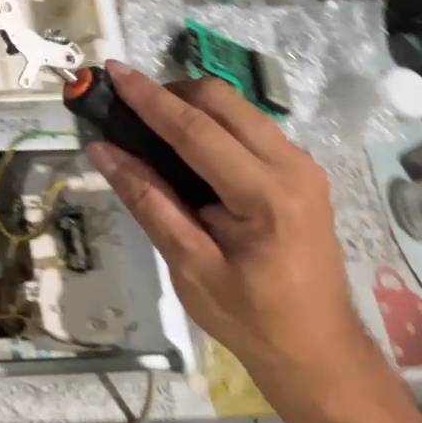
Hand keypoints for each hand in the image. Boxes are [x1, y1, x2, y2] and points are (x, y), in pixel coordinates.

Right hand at [84, 65, 373, 382]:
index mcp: (266, 196)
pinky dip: (211, 122)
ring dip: (190, 105)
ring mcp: (302, 166)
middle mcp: (292, 168)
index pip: (195, 129)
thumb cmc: (251, 317)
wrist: (319, 351)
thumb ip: (147, 200)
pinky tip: (186, 148)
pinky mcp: (300, 170)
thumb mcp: (188, 265)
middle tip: (128, 112)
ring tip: (151, 128)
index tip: (113, 70)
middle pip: (221, 100)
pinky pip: (248, 125)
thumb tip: (102, 149)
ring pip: (236, 107)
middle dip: (170, 94)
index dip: (149, 98)